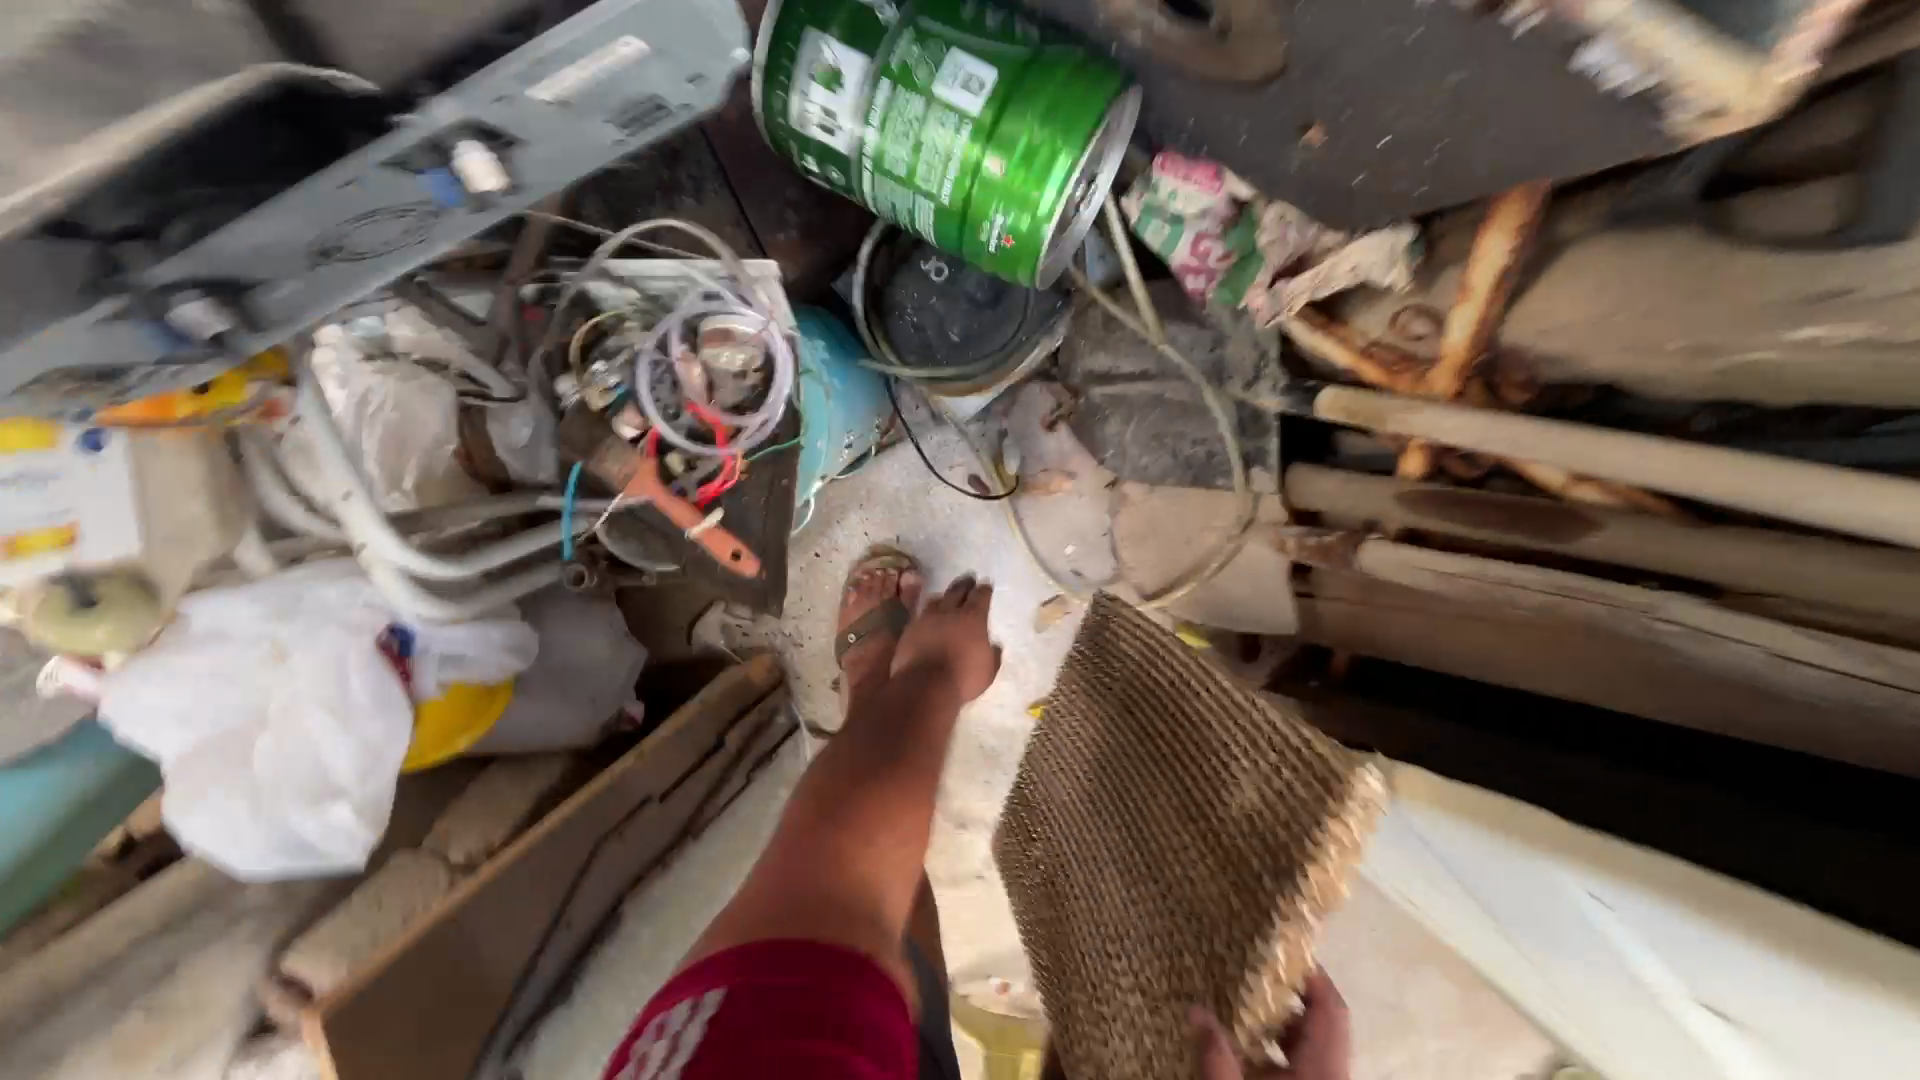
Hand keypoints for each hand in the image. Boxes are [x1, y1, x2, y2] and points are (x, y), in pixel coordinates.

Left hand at [891, 574, 1001, 703]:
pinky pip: (920, 614)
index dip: (984, 589)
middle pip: (957, 591)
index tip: (986, 584)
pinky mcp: (910, 629)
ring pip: (936, 600)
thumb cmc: (963, 678)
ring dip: (943, 596)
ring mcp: (926, 618)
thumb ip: (992, 654)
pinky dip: (926, 613)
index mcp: (973, 618)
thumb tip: (993, 645)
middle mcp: (949, 612)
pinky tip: (927, 616)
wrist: (925, 685)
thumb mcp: (988, 670)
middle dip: (965, 584)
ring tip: (946, 596)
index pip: (981, 596)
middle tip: (969, 579)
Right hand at [1192, 970, 1350, 1079]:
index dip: (1310, 974)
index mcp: (1324, 1067)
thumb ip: (1216, 1056)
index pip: (1330, 1007)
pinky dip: (1277, 1046)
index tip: (1278, 949)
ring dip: (1278, 1020)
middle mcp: (1331, 1071)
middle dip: (1284, 993)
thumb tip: (1194, 1010)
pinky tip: (1245, 1047)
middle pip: (1319, 1019)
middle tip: (1249, 969)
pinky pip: (1303, 1060)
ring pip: (1310, 1040)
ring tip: (1240, 1002)